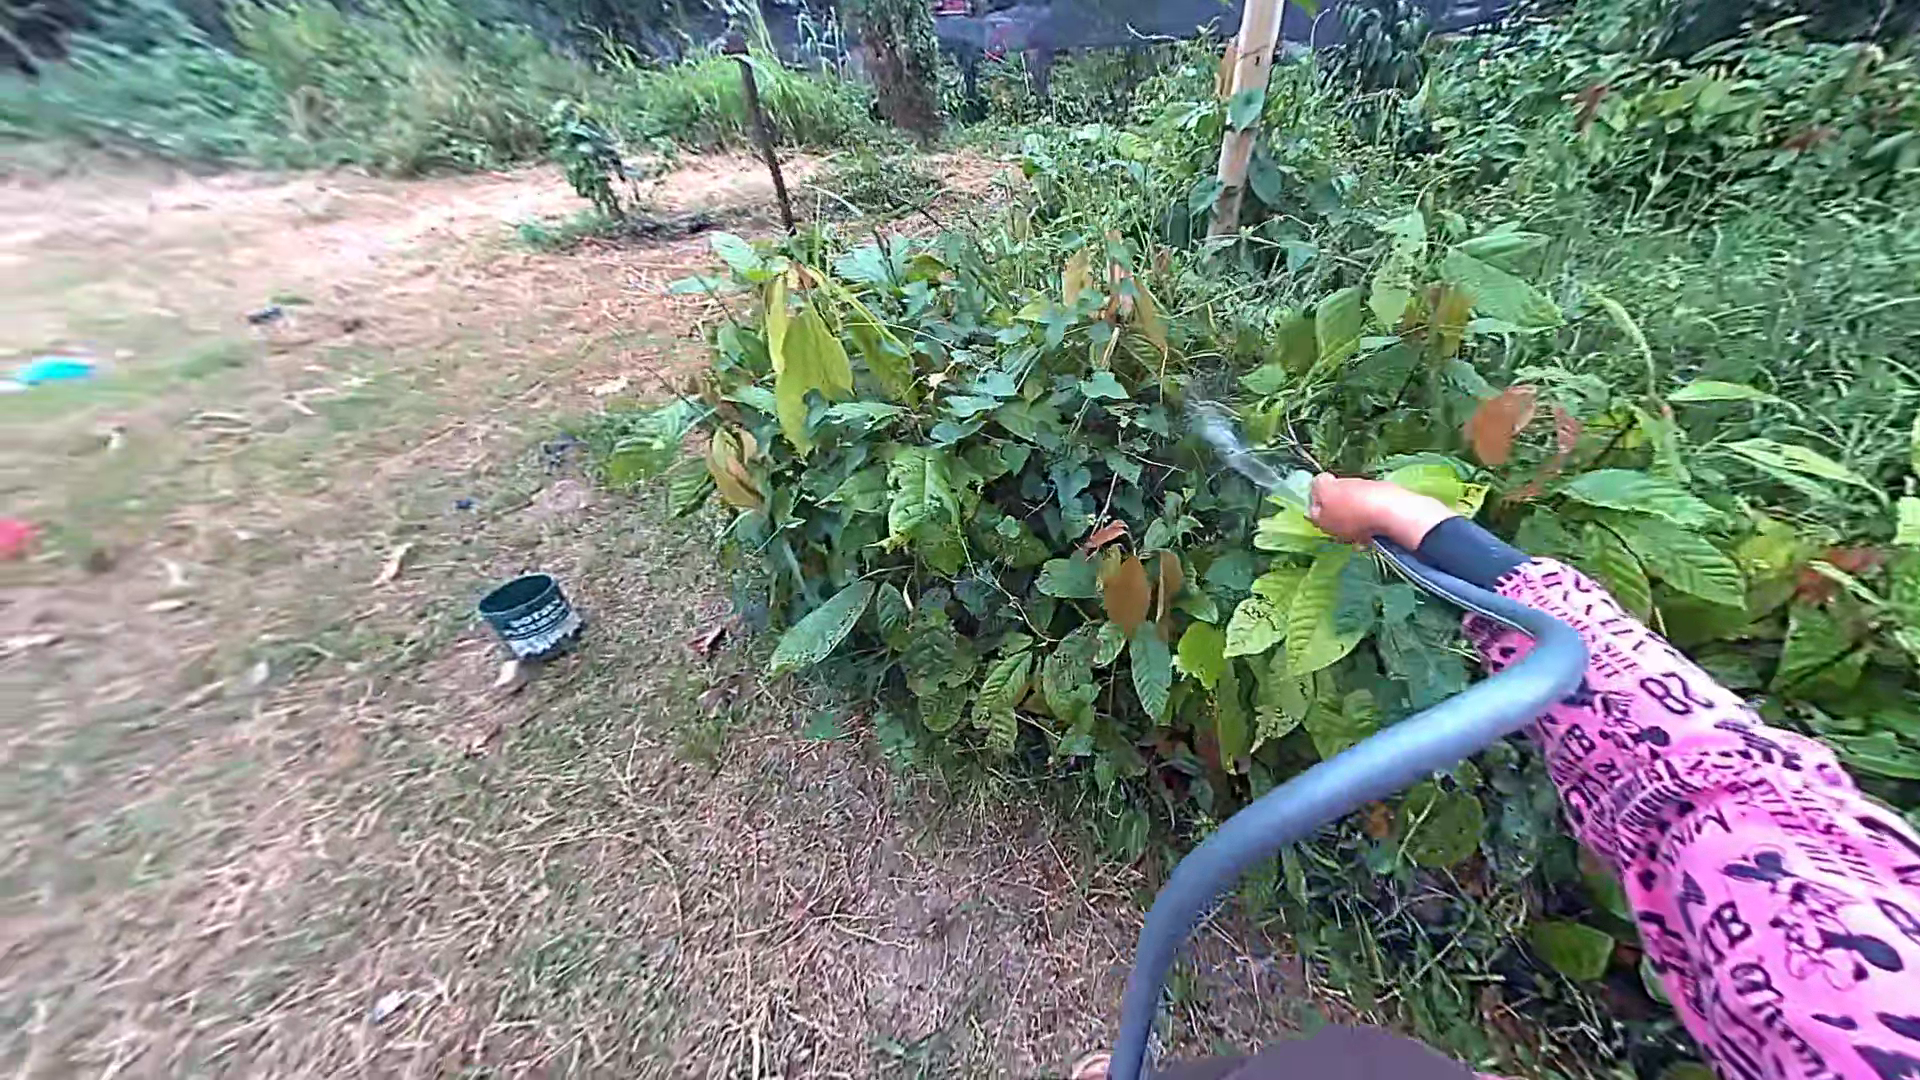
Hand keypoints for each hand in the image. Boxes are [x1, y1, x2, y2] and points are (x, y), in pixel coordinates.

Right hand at [1308, 474, 1456, 549]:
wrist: (1394, 512)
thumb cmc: (1351, 518)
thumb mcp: (1323, 523)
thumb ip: (1316, 516)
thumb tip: (1315, 512)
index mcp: (1326, 485)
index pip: (1316, 483)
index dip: (1317, 497)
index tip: (1321, 511)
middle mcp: (1346, 480)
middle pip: (1338, 493)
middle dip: (1340, 508)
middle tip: (1341, 527)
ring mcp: (1369, 484)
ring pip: (1358, 500)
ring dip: (1358, 514)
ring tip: (1362, 534)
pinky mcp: (1389, 491)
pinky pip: (1376, 504)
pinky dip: (1375, 516)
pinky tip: (1378, 532)